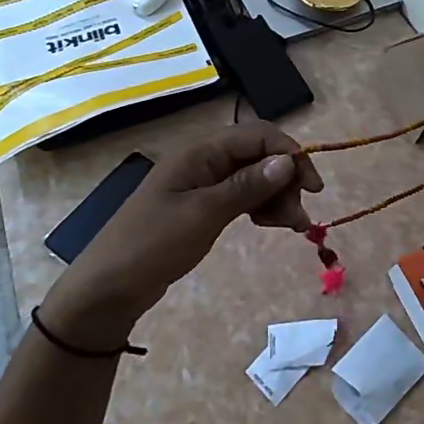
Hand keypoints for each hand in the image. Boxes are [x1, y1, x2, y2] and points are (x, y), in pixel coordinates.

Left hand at [41, 123, 322, 346]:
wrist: (109, 287)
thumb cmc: (153, 245)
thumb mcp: (204, 214)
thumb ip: (246, 186)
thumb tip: (287, 161)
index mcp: (200, 152)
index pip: (257, 136)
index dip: (290, 155)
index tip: (314, 188)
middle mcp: (203, 161)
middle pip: (258, 156)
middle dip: (285, 181)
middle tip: (298, 219)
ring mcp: (202, 184)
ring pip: (253, 178)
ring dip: (276, 196)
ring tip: (290, 227)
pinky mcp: (201, 206)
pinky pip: (240, 196)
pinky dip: (259, 207)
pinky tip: (268, 224)